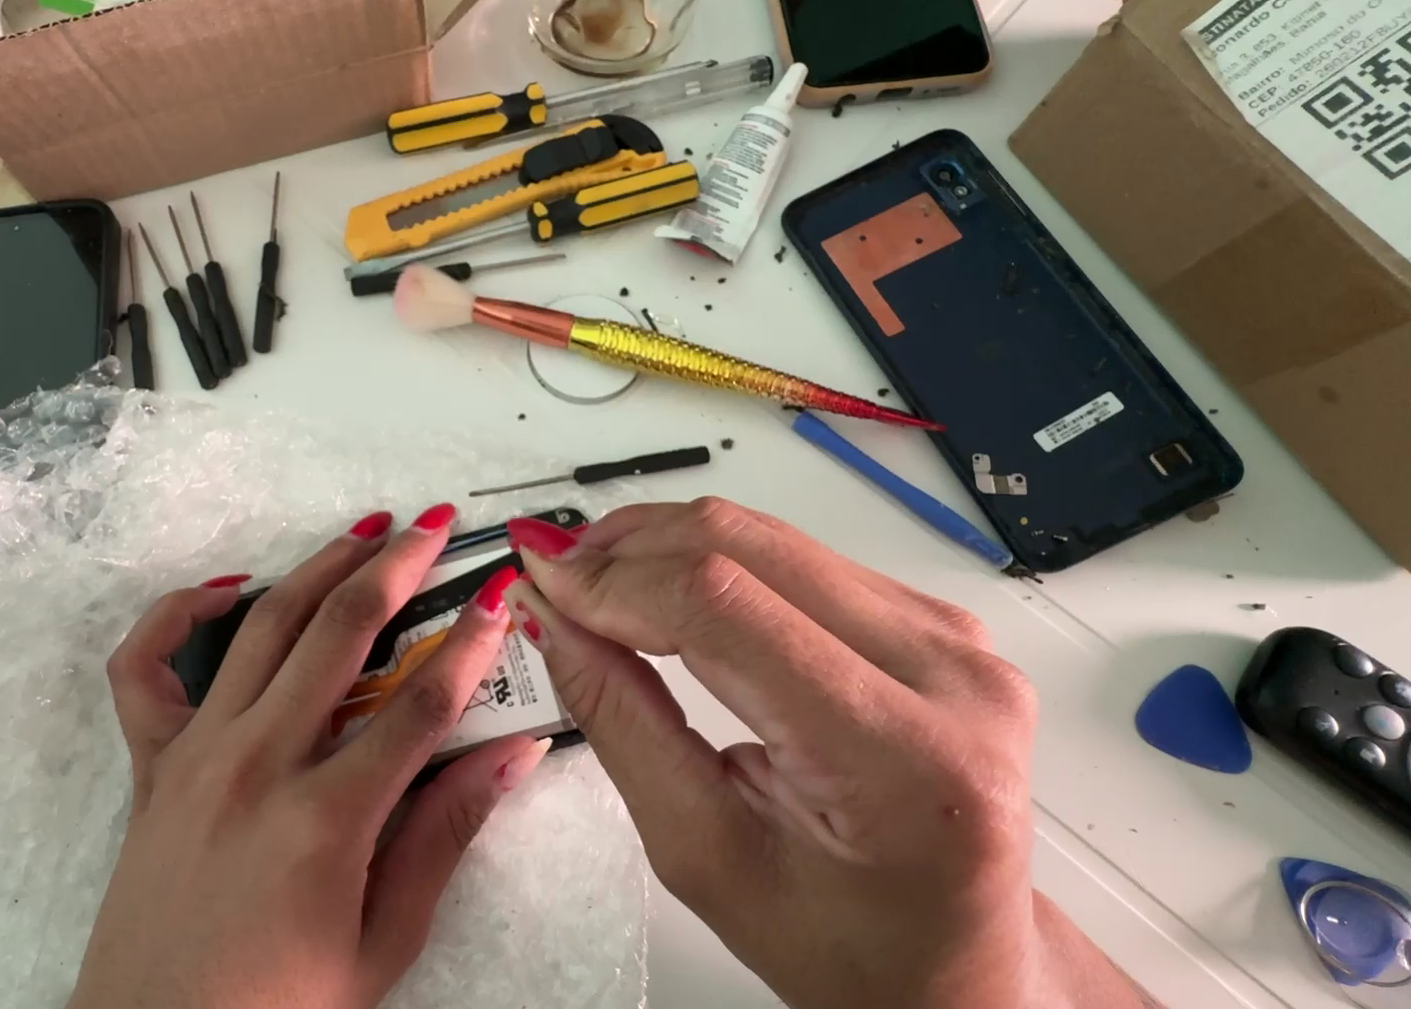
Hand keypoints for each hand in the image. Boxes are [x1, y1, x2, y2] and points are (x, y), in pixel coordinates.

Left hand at [69, 506, 550, 1008]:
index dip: (472, 643)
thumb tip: (512, 753)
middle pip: (340, 633)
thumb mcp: (382, 943)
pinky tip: (227, 590)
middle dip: (397, 568)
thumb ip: (445, 835)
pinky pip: (144, 666)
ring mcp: (197, 752)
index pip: (422, 704)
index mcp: (326, 817)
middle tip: (432, 525)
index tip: (500, 596)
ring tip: (364, 530)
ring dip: (318, 567)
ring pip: (264, 627)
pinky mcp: (151, 761)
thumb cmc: (280, 1008)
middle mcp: (258, 762)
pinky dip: (178, 615)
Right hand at [500, 500, 1154, 1008]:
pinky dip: (709, 556)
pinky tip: (663, 586)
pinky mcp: (931, 618)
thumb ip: (619, 719)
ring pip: (763, 535)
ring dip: (661, 543)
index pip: (721, 609)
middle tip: (553, 573)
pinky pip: (793, 554)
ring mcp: (949, 635)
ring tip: (595, 578)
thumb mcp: (698, 850)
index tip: (538, 578)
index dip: (612, 580)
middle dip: (625, 548)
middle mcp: (945, 674)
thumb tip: (551, 616)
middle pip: (742, 548)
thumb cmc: (834, 940)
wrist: (954, 957)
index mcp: (899, 759)